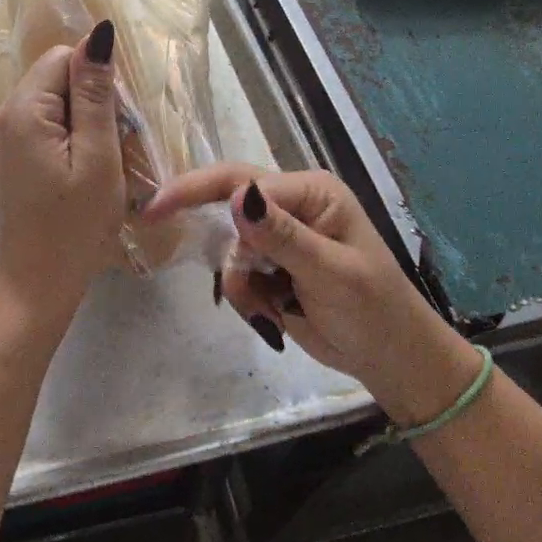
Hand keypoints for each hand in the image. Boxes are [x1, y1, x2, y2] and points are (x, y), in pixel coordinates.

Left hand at [0, 20, 128, 324]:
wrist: (36, 286)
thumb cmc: (74, 227)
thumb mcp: (98, 158)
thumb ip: (96, 95)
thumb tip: (98, 33)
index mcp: (24, 109)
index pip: (65, 57)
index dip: (99, 81)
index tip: (118, 123)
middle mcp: (6, 114)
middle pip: (59, 76)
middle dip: (94, 101)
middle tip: (114, 148)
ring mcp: (7, 136)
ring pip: (57, 101)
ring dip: (87, 122)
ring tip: (102, 163)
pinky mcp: (14, 156)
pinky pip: (49, 126)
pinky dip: (74, 139)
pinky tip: (86, 172)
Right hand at [145, 166, 478, 423]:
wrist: (392, 360)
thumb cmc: (373, 310)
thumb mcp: (331, 272)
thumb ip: (282, 235)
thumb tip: (238, 198)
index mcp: (311, 192)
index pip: (243, 181)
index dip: (198, 192)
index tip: (158, 209)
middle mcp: (291, 204)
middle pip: (227, 199)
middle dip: (200, 219)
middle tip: (149, 217)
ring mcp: (280, 236)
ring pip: (226, 244)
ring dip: (237, 280)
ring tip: (269, 308)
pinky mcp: (272, 266)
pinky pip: (235, 272)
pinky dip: (244, 295)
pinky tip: (272, 313)